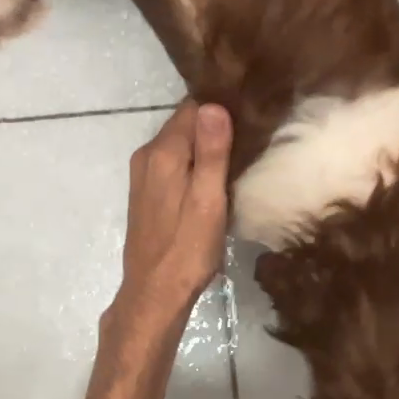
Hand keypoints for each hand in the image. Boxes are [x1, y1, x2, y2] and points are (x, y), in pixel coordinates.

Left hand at [112, 101, 231, 328]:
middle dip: (216, 127)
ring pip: (181, 145)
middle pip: (186, 124)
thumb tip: (214, 104)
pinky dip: (194, 165)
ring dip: (206, 148)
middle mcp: (147, 156)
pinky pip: (175, 164)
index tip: (252, 115)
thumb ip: (211, 152)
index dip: (223, 108)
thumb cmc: (187, 249)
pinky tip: (216, 180)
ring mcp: (144, 175)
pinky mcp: (148, 193)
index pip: (194, 107)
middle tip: (253, 136)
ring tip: (241, 156)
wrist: (154, 294)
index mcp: (162, 152)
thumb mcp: (208, 200)